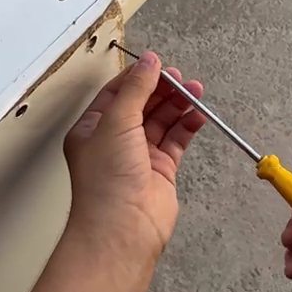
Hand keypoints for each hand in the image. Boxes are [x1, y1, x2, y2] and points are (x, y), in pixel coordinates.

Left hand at [62, 50, 205, 259]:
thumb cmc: (106, 183)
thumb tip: (149, 62)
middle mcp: (114, 141)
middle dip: (162, 90)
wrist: (123, 229)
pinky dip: (187, 126)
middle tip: (182, 79)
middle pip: (142, 105)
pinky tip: (198, 115)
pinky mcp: (160, 170)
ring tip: (196, 92)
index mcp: (93, 128)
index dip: (138, 77)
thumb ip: (137, 89)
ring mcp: (138, 156)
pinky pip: (176, 140)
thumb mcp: (117, 122)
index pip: (117, 93)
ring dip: (178, 105)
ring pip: (161, 121)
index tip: (159, 65)